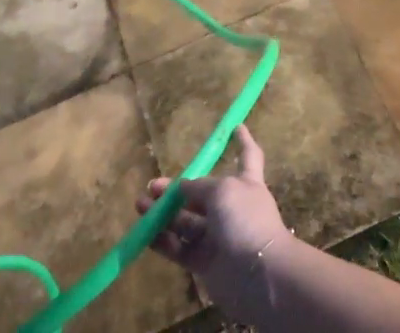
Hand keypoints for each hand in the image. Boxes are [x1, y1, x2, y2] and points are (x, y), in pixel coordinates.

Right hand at [135, 125, 288, 314]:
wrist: (258, 273)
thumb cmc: (245, 219)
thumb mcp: (222, 190)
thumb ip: (198, 187)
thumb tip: (181, 187)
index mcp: (245, 183)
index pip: (248, 156)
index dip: (243, 141)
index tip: (237, 126)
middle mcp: (232, 208)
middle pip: (201, 194)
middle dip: (177, 189)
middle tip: (153, 186)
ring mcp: (218, 237)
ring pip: (186, 221)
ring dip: (164, 214)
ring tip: (141, 205)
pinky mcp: (205, 263)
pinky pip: (180, 248)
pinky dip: (163, 240)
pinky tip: (146, 232)